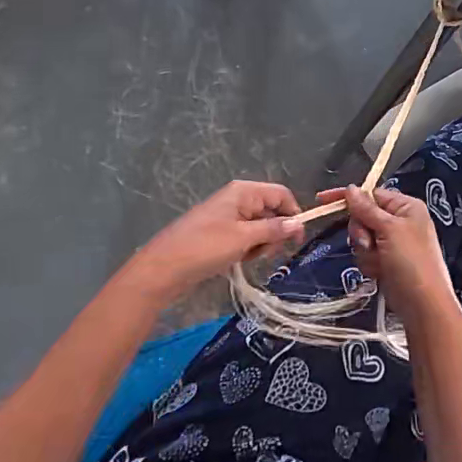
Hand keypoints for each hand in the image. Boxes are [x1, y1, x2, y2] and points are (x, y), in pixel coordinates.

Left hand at [130, 181, 303, 296]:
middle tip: (266, 252)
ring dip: (261, 244)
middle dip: (275, 232)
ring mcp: (228, 216)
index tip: (297, 239)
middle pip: (272, 211)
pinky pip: (246, 237)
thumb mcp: (244, 238)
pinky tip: (238, 260)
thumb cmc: (204, 247)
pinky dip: (248, 249)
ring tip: (247, 257)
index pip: (281, 195)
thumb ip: (274, 229)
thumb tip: (299, 224)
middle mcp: (237, 199)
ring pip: (260, 227)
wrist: (163, 269)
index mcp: (243, 192)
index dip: (293, 214)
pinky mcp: (221, 233)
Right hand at [321, 186, 455, 320]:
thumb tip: (351, 188)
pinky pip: (366, 255)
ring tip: (381, 263)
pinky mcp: (386, 261)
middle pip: (363, 217)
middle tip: (370, 245)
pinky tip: (380, 273)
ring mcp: (392, 243)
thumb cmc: (411, 262)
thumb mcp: (389, 230)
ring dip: (366, 252)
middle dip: (361, 233)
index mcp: (406, 207)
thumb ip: (367, 209)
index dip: (348, 197)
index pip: (371, 194)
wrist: (422, 305)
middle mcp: (400, 221)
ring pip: (361, 238)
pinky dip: (369, 264)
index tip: (322, 200)